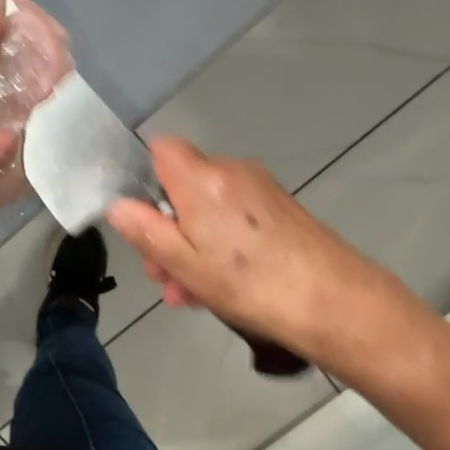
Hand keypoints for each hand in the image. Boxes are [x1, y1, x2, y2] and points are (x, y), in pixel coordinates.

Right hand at [106, 138, 419, 363]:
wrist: (331, 300)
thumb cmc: (248, 283)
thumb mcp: (182, 263)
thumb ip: (145, 231)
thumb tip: (118, 206)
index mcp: (203, 179)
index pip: (162, 149)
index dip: (145, 178)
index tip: (142, 220)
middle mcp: (232, 172)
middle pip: (181, 186)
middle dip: (166, 229)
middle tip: (164, 276)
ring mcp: (259, 189)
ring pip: (206, 209)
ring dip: (190, 246)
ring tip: (189, 292)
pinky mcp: (279, 208)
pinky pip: (231, 219)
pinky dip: (217, 245)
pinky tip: (217, 285)